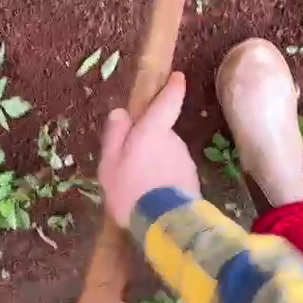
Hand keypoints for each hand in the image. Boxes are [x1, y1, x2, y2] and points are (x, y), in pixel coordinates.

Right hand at [97, 72, 200, 225]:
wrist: (165, 225)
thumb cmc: (130, 190)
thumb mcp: (111, 163)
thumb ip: (115, 136)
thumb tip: (121, 112)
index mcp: (153, 131)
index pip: (167, 103)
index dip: (173, 88)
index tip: (177, 77)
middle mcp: (173, 141)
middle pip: (161, 133)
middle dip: (148, 143)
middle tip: (128, 165)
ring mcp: (184, 161)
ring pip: (167, 155)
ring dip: (155, 164)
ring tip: (137, 188)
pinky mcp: (191, 181)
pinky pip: (173, 173)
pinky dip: (163, 179)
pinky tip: (151, 198)